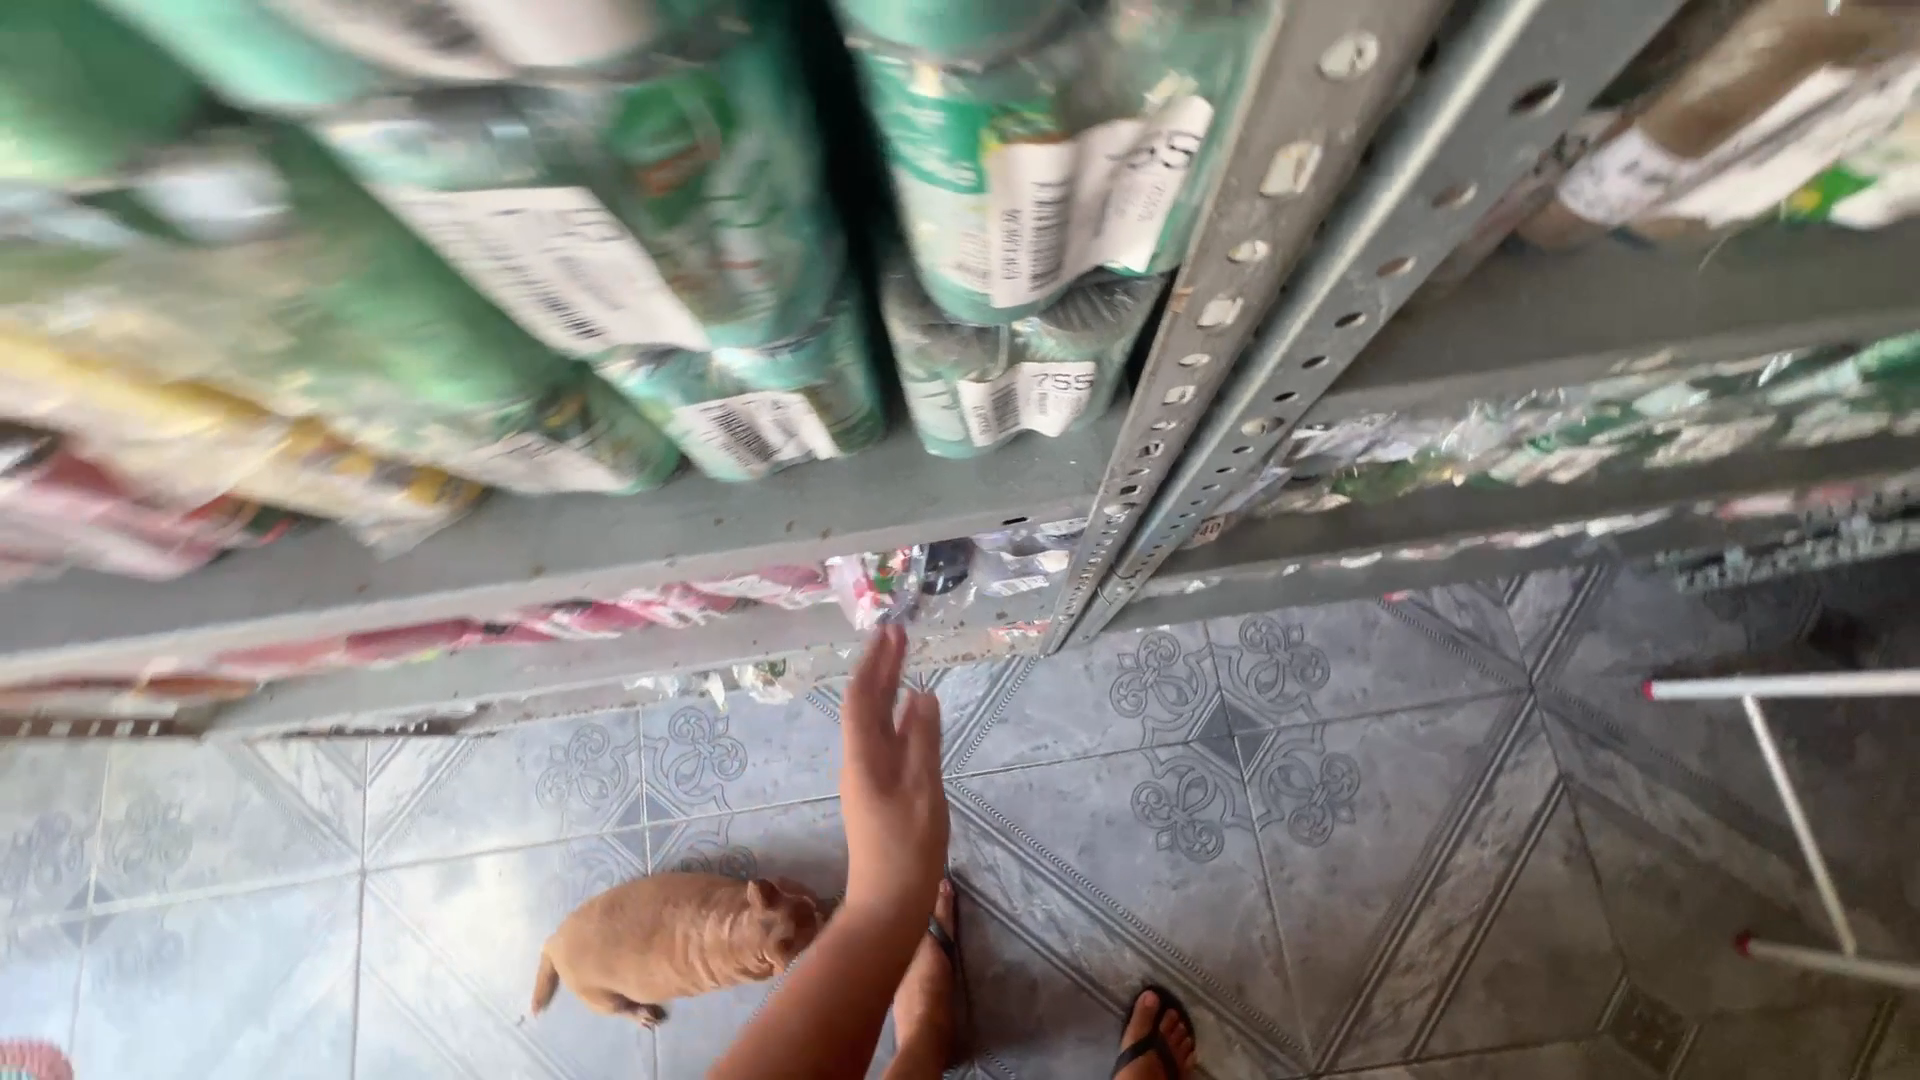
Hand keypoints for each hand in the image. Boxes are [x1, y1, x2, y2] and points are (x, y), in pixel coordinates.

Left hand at [838, 624, 948, 920]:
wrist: (887, 905)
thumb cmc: (907, 849)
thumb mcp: (924, 792)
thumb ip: (923, 742)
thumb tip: (922, 695)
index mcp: (864, 757)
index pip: (862, 697)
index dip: (875, 662)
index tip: (890, 631)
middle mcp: (860, 760)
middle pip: (867, 704)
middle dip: (881, 666)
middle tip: (898, 632)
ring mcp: (868, 775)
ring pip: (875, 720)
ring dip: (888, 686)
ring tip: (905, 658)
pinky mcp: (880, 789)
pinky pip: (887, 739)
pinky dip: (899, 716)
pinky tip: (912, 709)